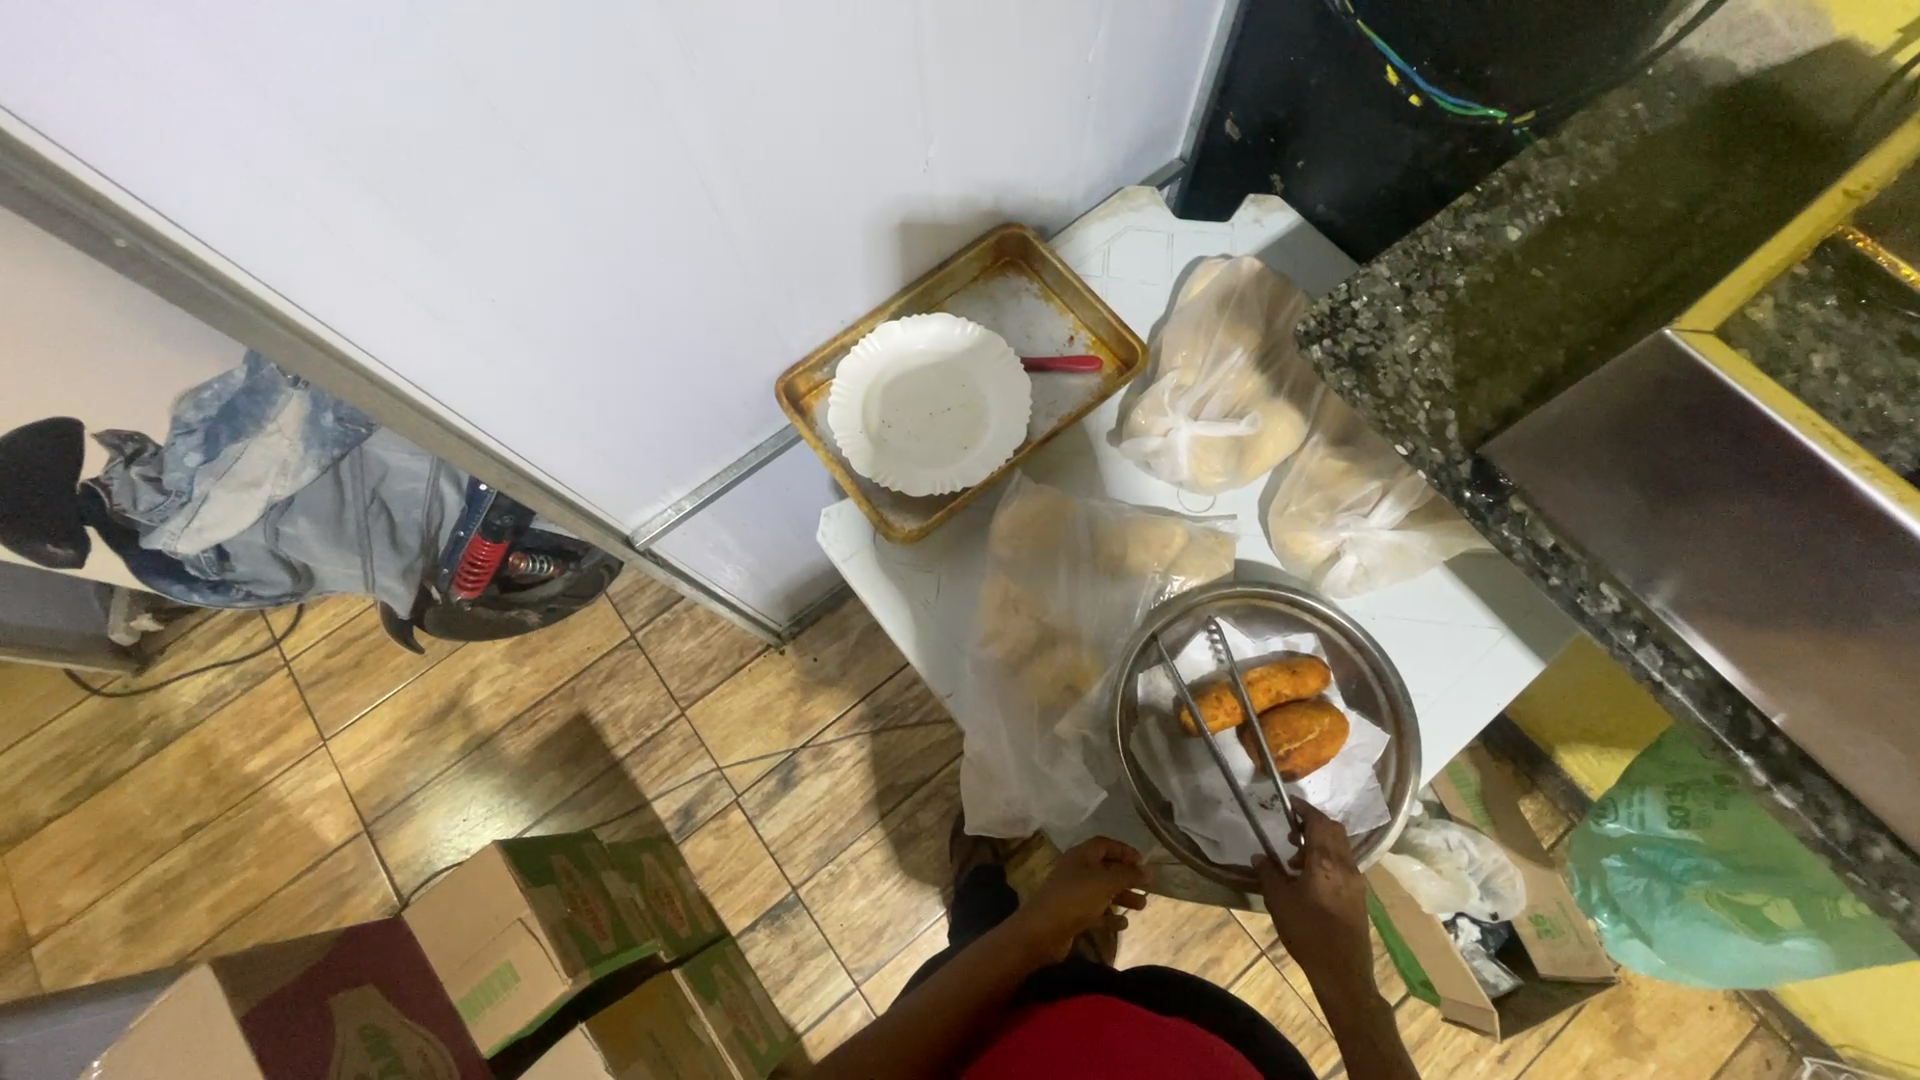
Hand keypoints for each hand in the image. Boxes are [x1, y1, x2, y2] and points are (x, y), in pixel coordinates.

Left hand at [1011, 837, 1150, 961]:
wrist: (1042, 931)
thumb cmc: (1075, 898)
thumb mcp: (1105, 882)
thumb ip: (1127, 875)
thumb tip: (1149, 870)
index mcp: (1081, 856)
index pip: (1104, 844)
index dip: (1124, 850)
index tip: (1143, 862)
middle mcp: (1076, 871)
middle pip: (1105, 868)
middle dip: (1126, 876)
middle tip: (1147, 886)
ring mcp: (1073, 893)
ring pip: (1102, 891)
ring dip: (1121, 897)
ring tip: (1142, 906)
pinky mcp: (1072, 915)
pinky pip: (1095, 912)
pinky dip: (1109, 916)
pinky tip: (1123, 924)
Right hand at [1255, 801, 1374, 1001]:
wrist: (1342, 972)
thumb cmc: (1307, 932)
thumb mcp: (1279, 900)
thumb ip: (1268, 872)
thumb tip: (1259, 855)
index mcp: (1326, 861)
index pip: (1318, 822)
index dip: (1304, 808)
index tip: (1287, 803)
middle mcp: (1346, 865)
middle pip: (1334, 830)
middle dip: (1313, 823)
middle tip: (1289, 828)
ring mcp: (1356, 881)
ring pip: (1340, 847)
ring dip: (1319, 842)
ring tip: (1293, 858)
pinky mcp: (1358, 896)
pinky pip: (1343, 864)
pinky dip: (1326, 859)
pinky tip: (1308, 878)